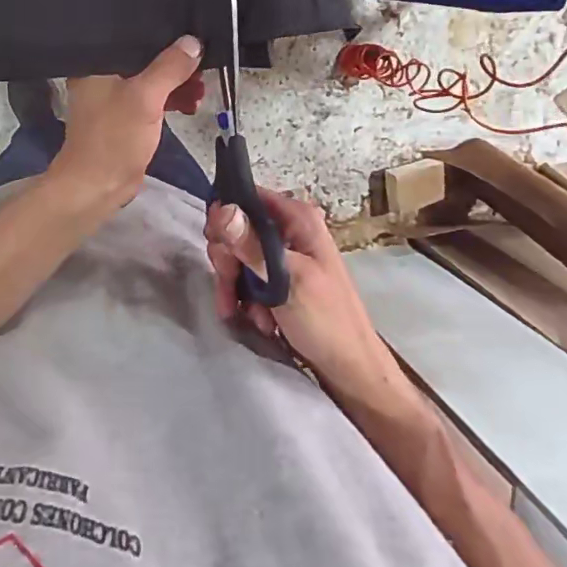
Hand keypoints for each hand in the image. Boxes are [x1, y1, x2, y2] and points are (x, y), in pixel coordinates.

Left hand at [49, 36, 203, 208]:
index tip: (192, 36)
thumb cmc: (114, 137)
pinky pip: (151, 99)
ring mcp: (113, 97)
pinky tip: (191, 104)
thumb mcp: (145, 97)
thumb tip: (193, 42)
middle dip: (175, 64)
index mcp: (97, 63)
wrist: (96, 186)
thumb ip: (169, 67)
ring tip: (201, 88)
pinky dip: (169, 100)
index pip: (133, 37)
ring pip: (150, 80)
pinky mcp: (124, 117)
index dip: (163, 35)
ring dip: (177, 84)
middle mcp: (102, 75)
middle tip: (202, 68)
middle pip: (145, 59)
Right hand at [205, 188, 407, 405]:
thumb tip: (223, 209)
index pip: (248, 197)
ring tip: (247, 313)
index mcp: (298, 217)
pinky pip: (248, 278)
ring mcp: (285, 255)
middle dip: (229, 260)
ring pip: (239, 256)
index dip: (225, 217)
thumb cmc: (325, 320)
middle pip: (238, 229)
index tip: (216, 246)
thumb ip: (252, 245)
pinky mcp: (280, 279)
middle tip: (228, 285)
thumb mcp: (287, 280)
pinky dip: (246, 299)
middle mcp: (291, 229)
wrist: (350, 369)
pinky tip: (258, 319)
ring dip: (236, 285)